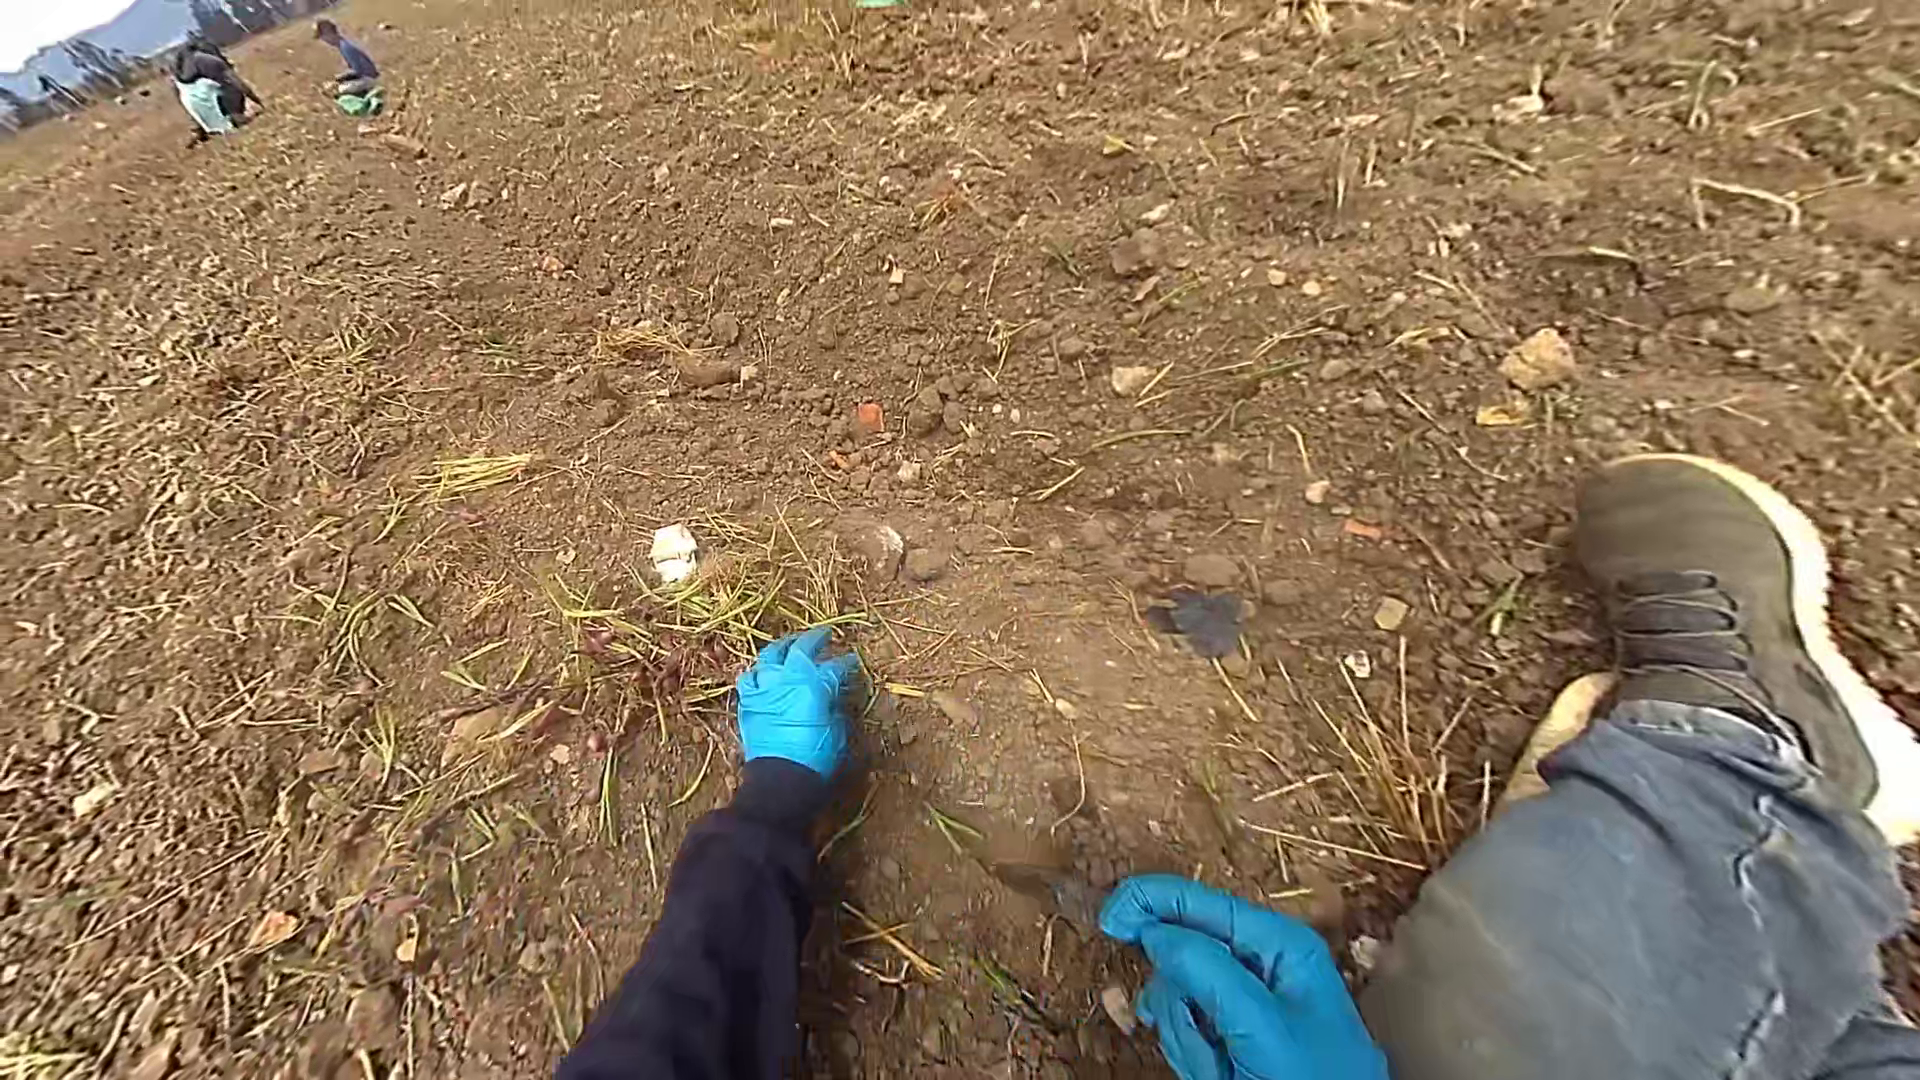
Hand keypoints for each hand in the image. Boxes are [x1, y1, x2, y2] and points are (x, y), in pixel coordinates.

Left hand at [736, 626, 858, 777]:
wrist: (780, 781)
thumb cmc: (816, 759)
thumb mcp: (837, 730)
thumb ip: (834, 705)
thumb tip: (831, 696)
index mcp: (815, 683)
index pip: (835, 666)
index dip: (846, 664)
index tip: (852, 662)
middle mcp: (788, 678)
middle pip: (802, 648)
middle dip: (815, 640)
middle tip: (824, 636)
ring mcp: (765, 687)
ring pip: (771, 655)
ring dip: (783, 648)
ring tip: (790, 646)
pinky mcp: (749, 701)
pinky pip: (751, 678)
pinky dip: (759, 673)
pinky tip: (765, 673)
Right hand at [1101, 876, 1387, 1079]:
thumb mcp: (1262, 1031)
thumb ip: (1207, 970)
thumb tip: (1151, 929)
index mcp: (1277, 943)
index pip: (1197, 900)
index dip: (1147, 899)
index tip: (1108, 921)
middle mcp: (1260, 962)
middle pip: (1182, 946)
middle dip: (1176, 995)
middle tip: (1195, 1041)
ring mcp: (1245, 1000)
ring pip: (1177, 988)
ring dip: (1183, 1031)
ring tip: (1216, 1072)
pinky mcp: (1232, 1033)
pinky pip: (1185, 1021)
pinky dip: (1187, 1047)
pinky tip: (1210, 1073)